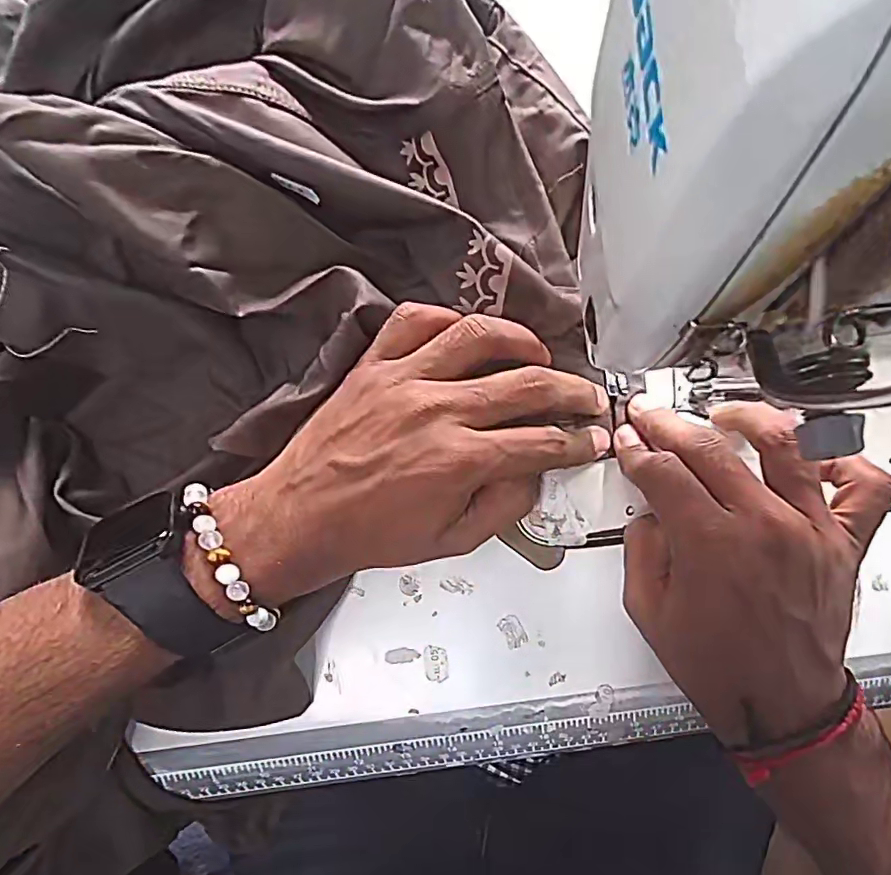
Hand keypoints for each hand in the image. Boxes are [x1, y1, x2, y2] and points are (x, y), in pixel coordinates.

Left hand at [191, 304, 608, 607]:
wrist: (301, 517)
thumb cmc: (368, 533)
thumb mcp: (450, 540)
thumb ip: (502, 507)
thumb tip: (533, 476)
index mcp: (458, 461)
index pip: (540, 441)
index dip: (576, 441)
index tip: (589, 439)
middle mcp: (435, 412)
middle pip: (527, 384)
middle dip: (571, 391)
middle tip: (586, 397)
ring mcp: (403, 381)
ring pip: (478, 337)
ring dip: (521, 340)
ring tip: (539, 354)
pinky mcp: (374, 367)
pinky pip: (415, 321)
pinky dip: (447, 319)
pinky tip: (466, 334)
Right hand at [616, 398, 890, 747]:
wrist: (779, 704)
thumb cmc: (722, 668)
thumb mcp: (650, 612)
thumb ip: (642, 552)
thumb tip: (650, 514)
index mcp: (709, 545)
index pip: (665, 471)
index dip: (638, 450)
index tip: (630, 443)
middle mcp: (763, 527)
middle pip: (710, 448)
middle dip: (670, 426)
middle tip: (654, 420)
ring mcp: (810, 530)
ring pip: (786, 443)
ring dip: (749, 417)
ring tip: (727, 415)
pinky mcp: (844, 543)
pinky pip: (864, 485)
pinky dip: (845, 459)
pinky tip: (815, 454)